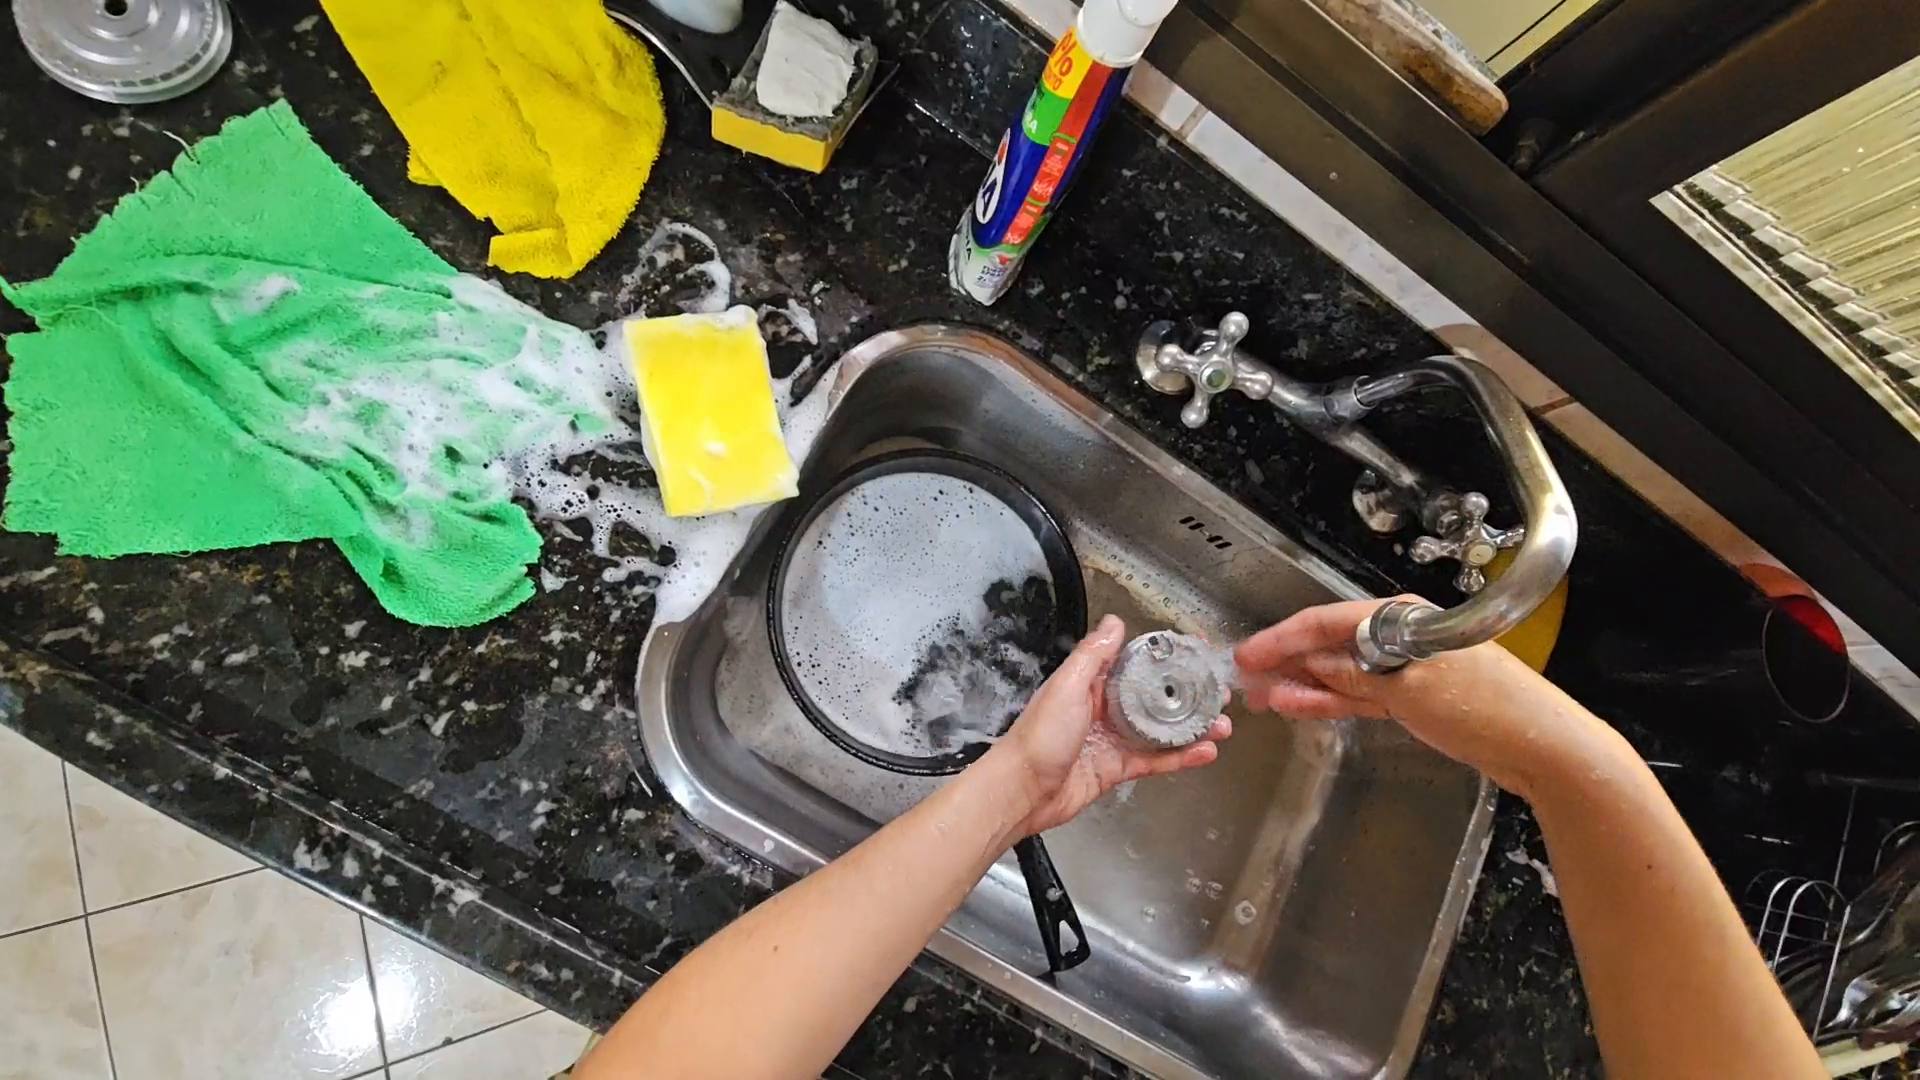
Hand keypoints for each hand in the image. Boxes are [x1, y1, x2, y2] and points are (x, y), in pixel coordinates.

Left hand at [985, 614, 1228, 836]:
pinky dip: (1181, 757)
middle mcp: (1104, 708)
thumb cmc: (1040, 735)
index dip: (1165, 658)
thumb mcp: (1067, 685)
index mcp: (1090, 684)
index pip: (1135, 663)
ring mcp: (1112, 739)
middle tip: (1219, 692)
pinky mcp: (1117, 768)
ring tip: (1222, 724)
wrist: (1022, 790)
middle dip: (1187, 694)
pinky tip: (1206, 752)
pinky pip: (1155, 760)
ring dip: (1192, 727)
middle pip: (1154, 697)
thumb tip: (1114, 622)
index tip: (1195, 651)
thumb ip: (1093, 656)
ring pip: (1160, 730)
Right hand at [1235, 598, 1613, 799]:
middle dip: (1285, 663)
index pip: (1324, 623)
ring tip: (1262, 699)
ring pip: (1339, 673)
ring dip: (1301, 685)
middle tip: (1246, 681)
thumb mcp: (1409, 690)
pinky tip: (1297, 706)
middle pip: (1327, 646)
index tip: (1246, 655)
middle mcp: (1396, 637)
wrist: (1549, 751)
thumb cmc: (1486, 709)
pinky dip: (1329, 701)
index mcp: (1399, 619)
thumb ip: (1351, 676)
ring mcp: (1402, 668)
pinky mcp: (1410, 697)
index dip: (1280, 639)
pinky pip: (1357, 695)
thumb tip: (1308, 666)